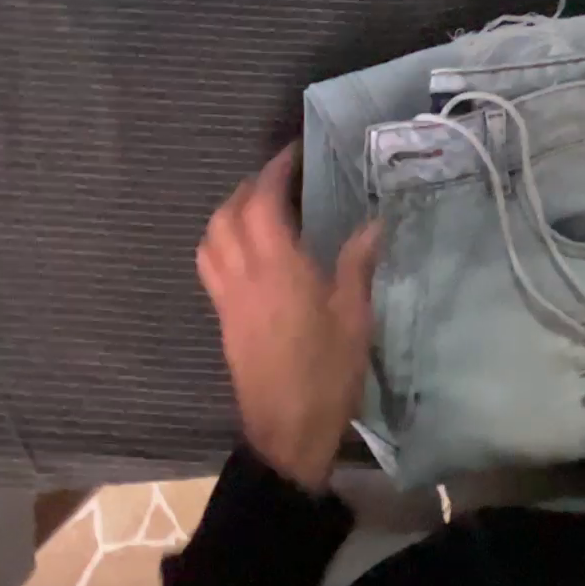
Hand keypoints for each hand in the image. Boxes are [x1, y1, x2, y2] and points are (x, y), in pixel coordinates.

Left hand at [196, 143, 380, 490]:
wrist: (286, 432)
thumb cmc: (327, 373)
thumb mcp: (355, 317)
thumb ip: (358, 264)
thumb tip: (373, 222)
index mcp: (278, 268)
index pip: (263, 203)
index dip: (274, 172)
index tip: (292, 154)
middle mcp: (244, 275)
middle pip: (229, 214)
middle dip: (249, 186)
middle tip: (280, 177)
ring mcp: (228, 298)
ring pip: (212, 238)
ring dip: (229, 210)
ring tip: (259, 205)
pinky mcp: (224, 318)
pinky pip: (211, 263)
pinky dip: (222, 239)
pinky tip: (249, 247)